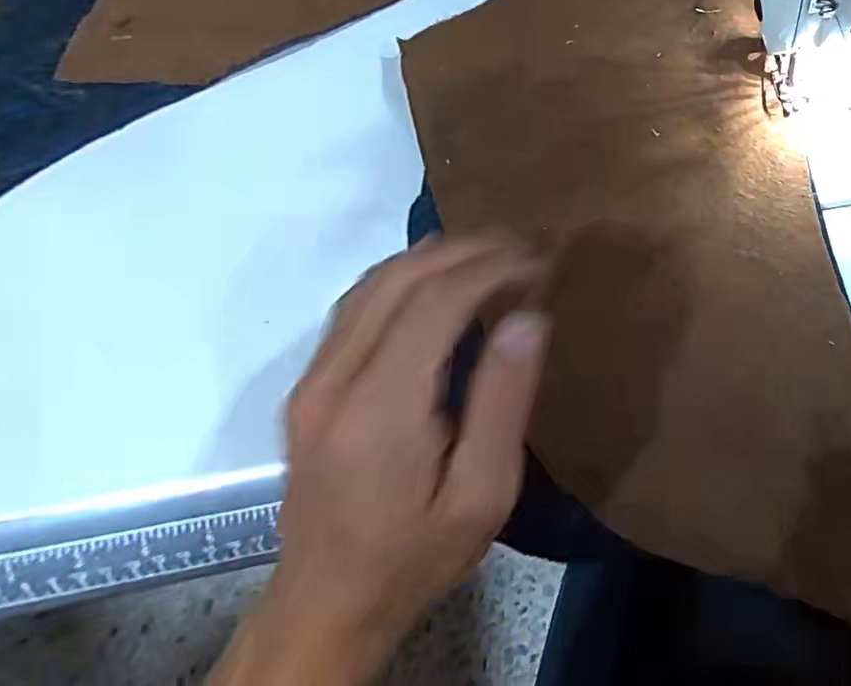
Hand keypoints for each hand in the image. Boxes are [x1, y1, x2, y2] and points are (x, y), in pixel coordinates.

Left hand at [210, 237, 548, 685]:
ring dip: (436, 255)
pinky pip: (356, 306)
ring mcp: (312, 384)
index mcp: (380, 410)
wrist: (325, 606)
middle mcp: (333, 384)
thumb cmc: (419, 551)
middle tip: (525, 243)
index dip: (493, 268)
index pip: (436, 303)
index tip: (542, 260)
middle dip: (468, 249)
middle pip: (400, 280)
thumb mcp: (483, 490)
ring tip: (493, 250)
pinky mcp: (308, 389)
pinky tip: (440, 276)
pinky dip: (405, 275)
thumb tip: (528, 318)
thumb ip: (503, 401)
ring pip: (371, 285)